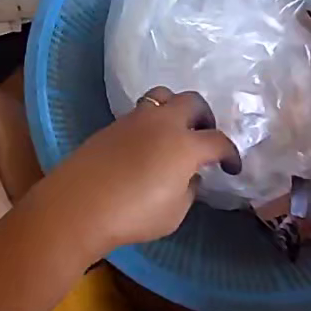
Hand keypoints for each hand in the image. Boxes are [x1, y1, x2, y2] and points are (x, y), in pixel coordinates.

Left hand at [31, 88, 241, 258]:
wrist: (79, 203)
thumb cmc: (133, 213)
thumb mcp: (174, 212)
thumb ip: (188, 189)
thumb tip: (190, 175)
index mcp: (185, 144)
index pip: (218, 140)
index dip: (230, 153)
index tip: (231, 167)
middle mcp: (162, 123)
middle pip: (191, 101)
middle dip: (204, 117)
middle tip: (204, 137)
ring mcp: (133, 119)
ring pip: (161, 96)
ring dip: (175, 109)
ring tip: (174, 133)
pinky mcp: (111, 125)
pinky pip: (139, 112)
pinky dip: (151, 121)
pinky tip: (147, 143)